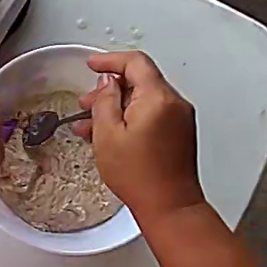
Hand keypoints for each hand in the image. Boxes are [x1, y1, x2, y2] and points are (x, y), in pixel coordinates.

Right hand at [77, 51, 204, 219]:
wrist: (169, 205)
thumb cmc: (139, 175)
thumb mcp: (107, 135)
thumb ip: (105, 102)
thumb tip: (107, 84)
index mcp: (157, 98)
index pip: (135, 63)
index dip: (110, 61)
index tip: (93, 65)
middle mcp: (174, 103)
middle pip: (140, 81)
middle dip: (110, 89)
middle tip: (87, 103)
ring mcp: (180, 118)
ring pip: (144, 99)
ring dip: (118, 106)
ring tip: (93, 125)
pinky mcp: (179, 132)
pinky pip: (153, 114)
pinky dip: (131, 117)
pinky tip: (112, 134)